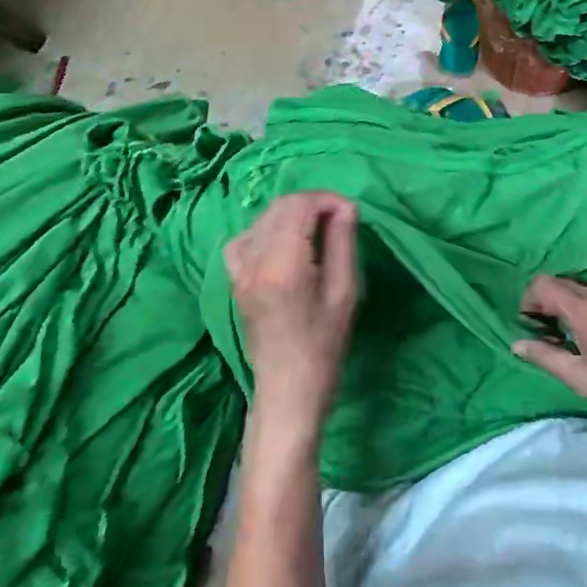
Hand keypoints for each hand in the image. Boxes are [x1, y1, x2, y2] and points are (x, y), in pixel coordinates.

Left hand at [224, 191, 359, 426]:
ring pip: (262, 218)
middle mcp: (253, 261)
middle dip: (312, 203)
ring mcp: (239, 270)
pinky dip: (268, 229)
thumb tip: (345, 208)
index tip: (351, 211)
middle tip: (340, 217)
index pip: (298, 207)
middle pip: (279, 207)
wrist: (288, 387)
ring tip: (319, 228)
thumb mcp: (345, 292)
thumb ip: (343, 243)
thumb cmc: (326, 344)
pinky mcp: (234, 280)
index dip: (327, 199)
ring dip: (292, 213)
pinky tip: (286, 242)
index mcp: (282, 265)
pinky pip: (245, 238)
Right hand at [511, 275, 586, 429]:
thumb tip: (517, 343)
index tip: (529, 324)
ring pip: (582, 288)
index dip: (528, 300)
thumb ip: (545, 357)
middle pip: (561, 283)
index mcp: (585, 310)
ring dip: (568, 304)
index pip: (544, 284)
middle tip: (545, 333)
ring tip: (570, 336)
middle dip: (546, 302)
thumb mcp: (581, 378)